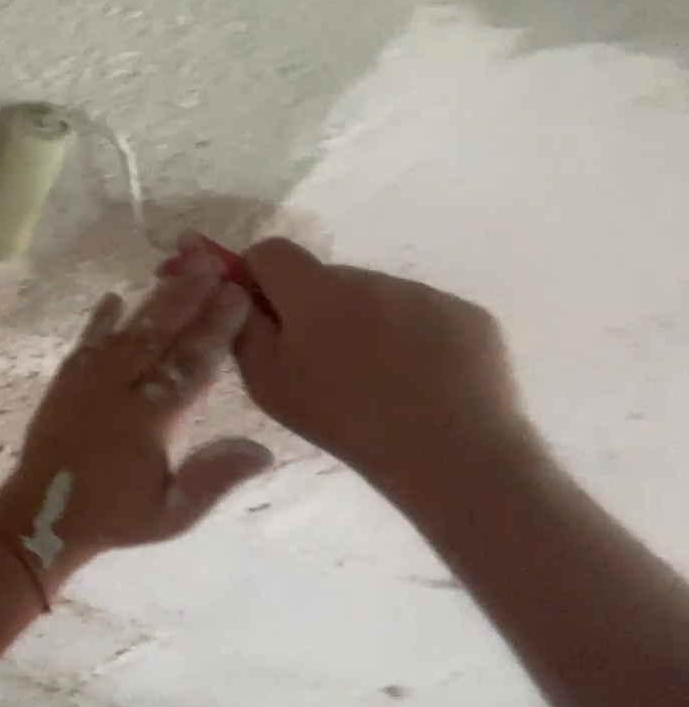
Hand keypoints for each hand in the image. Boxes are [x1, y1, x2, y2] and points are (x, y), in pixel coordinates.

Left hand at [0, 253, 273, 572]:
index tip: (239, 297)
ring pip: (124, 333)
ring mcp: (84, 383)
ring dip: (152, 301)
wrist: (41, 514)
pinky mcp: (63, 382)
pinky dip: (99, 321)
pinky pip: (84, 345)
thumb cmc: (115, 516)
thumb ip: (213, 477)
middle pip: (157, 337)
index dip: (215, 330)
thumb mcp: (172, 513)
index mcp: (146, 422)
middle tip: (213, 264)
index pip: (189, 367)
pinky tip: (113, 297)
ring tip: (177, 271)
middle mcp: (114, 392)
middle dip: (187, 299)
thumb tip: (263, 449)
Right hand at [230, 236, 542, 490]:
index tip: (262, 313)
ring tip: (372, 373)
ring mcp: (426, 294)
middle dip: (310, 304)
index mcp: (315, 291)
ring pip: (371, 294)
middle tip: (317, 358)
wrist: (455, 456)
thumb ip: (243, 326)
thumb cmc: (342, 418)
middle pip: (321, 276)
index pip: (270, 250)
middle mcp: (370, 278)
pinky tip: (415, 376)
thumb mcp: (264, 379)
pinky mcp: (470, 315)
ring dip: (359, 319)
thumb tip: (238, 292)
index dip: (257, 276)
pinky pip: (419, 311)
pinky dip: (407, 334)